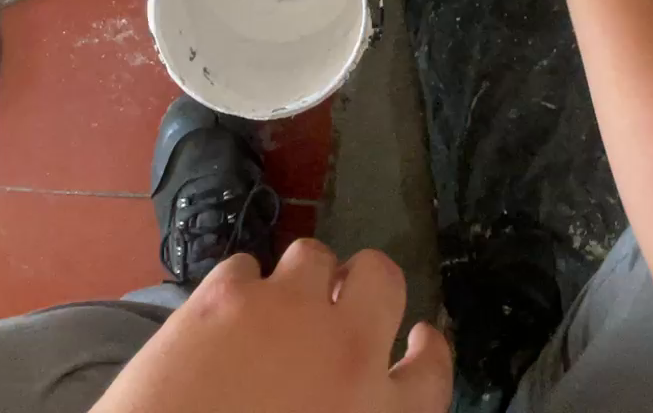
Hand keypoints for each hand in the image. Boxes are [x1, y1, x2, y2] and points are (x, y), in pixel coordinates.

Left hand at [91, 240, 451, 412]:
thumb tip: (351, 401)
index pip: (431, 370)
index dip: (427, 348)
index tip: (418, 337)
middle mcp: (345, 350)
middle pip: (382, 277)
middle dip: (367, 284)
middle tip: (342, 304)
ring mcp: (285, 312)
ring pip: (314, 254)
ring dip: (304, 278)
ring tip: (281, 306)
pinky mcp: (225, 294)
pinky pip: (247, 264)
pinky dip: (240, 289)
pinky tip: (222, 318)